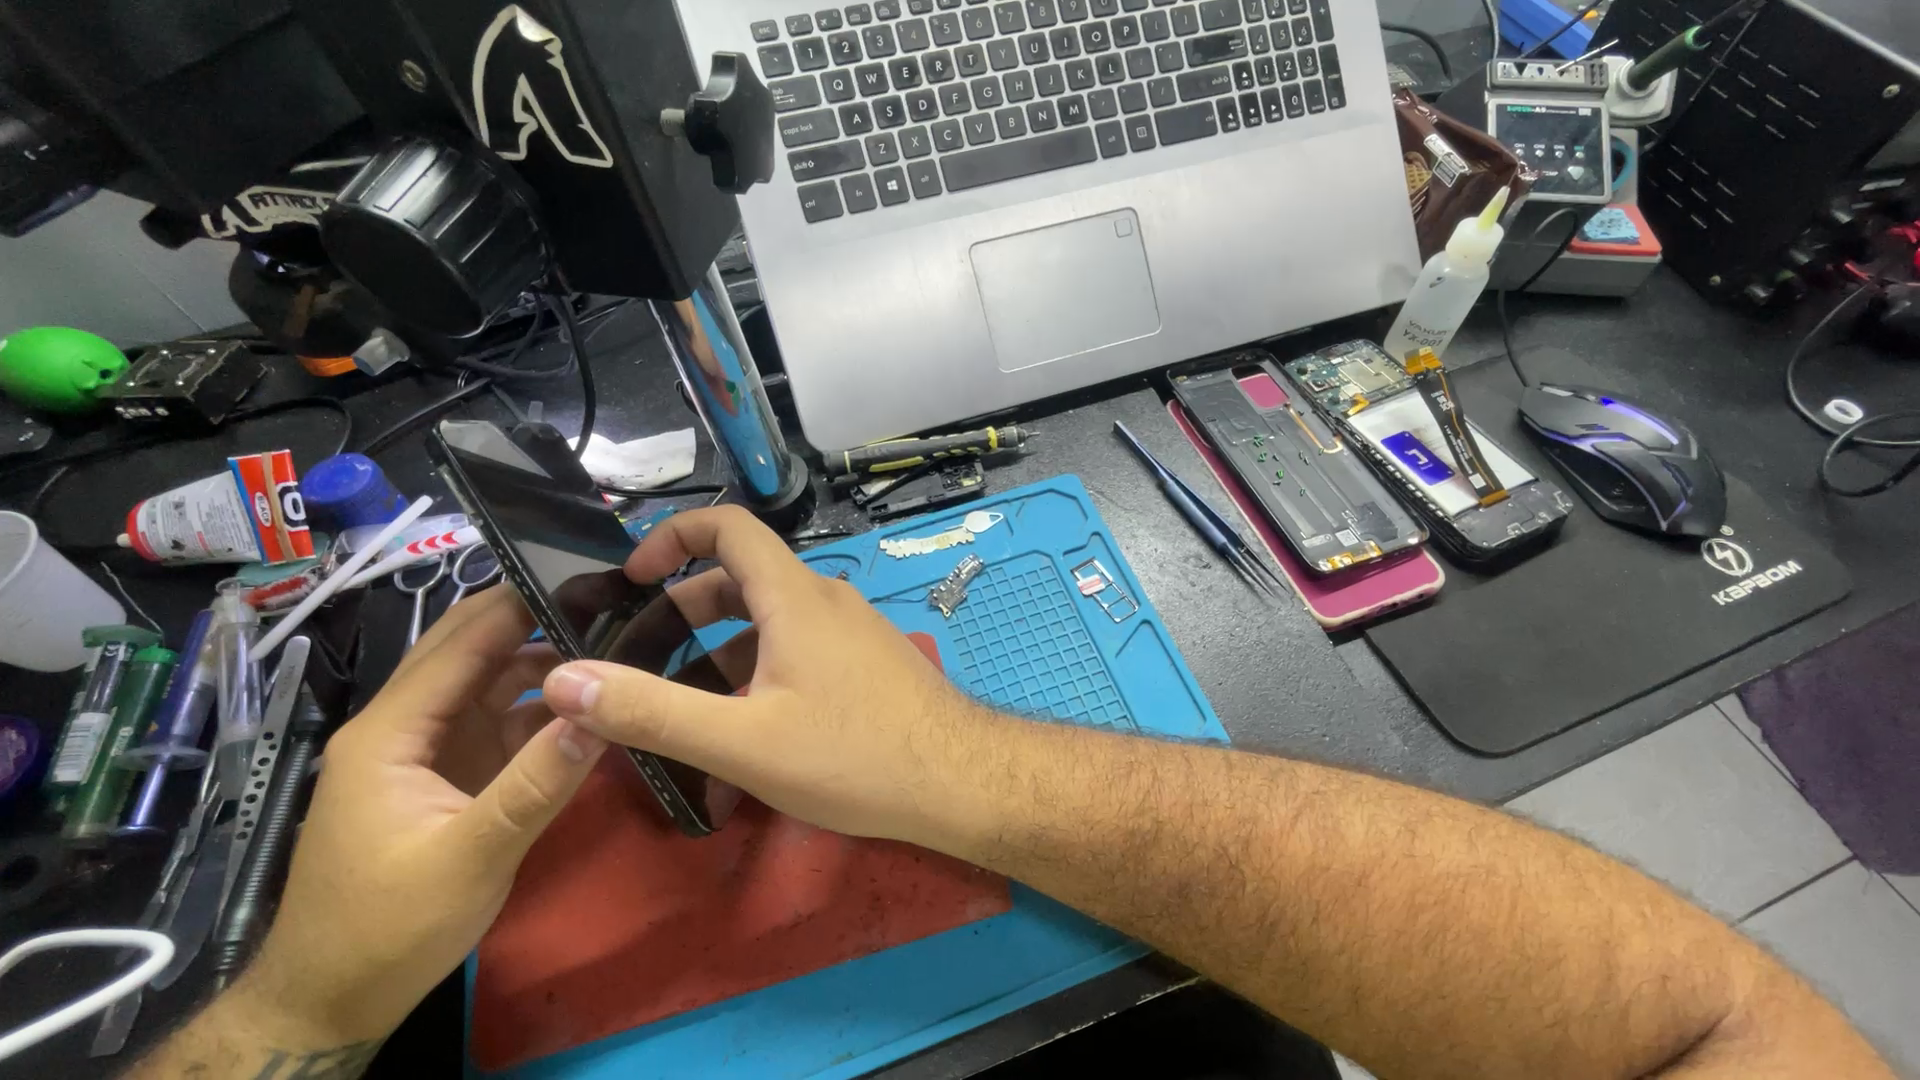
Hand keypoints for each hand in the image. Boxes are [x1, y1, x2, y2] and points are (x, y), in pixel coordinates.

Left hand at [227, 586, 607, 1046]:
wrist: (334, 999)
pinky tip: (588, 703)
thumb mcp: (472, 857)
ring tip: (613, 640)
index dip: (518, 606)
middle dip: (530, 619)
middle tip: (607, 597)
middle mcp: (406, 726)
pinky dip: (543, 708)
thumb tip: (600, 712)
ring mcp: (429, 749)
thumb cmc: (389, 927)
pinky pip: (500, 723)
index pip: (460, 646)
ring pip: (490, 684)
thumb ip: (537, 784)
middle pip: (468, 651)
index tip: (586, 577)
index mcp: (390, 732)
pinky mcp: (449, 774)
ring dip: (545, 662)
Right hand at [542, 505, 1008, 847]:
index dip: (673, 535)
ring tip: (681, 710)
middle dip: (685, 612)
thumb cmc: (854, 756)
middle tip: (640, 661)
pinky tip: (745, 735)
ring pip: (770, 623)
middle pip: (743, 580)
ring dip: (720, 655)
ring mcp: (851, 632)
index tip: (632, 576)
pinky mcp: (867, 664)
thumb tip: (564, 680)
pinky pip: (800, 652)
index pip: (728, 526)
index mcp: (794, 597)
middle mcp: (825, 600)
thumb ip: (651, 710)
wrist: (961, 783)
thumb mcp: (741, 741)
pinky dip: (760, 675)